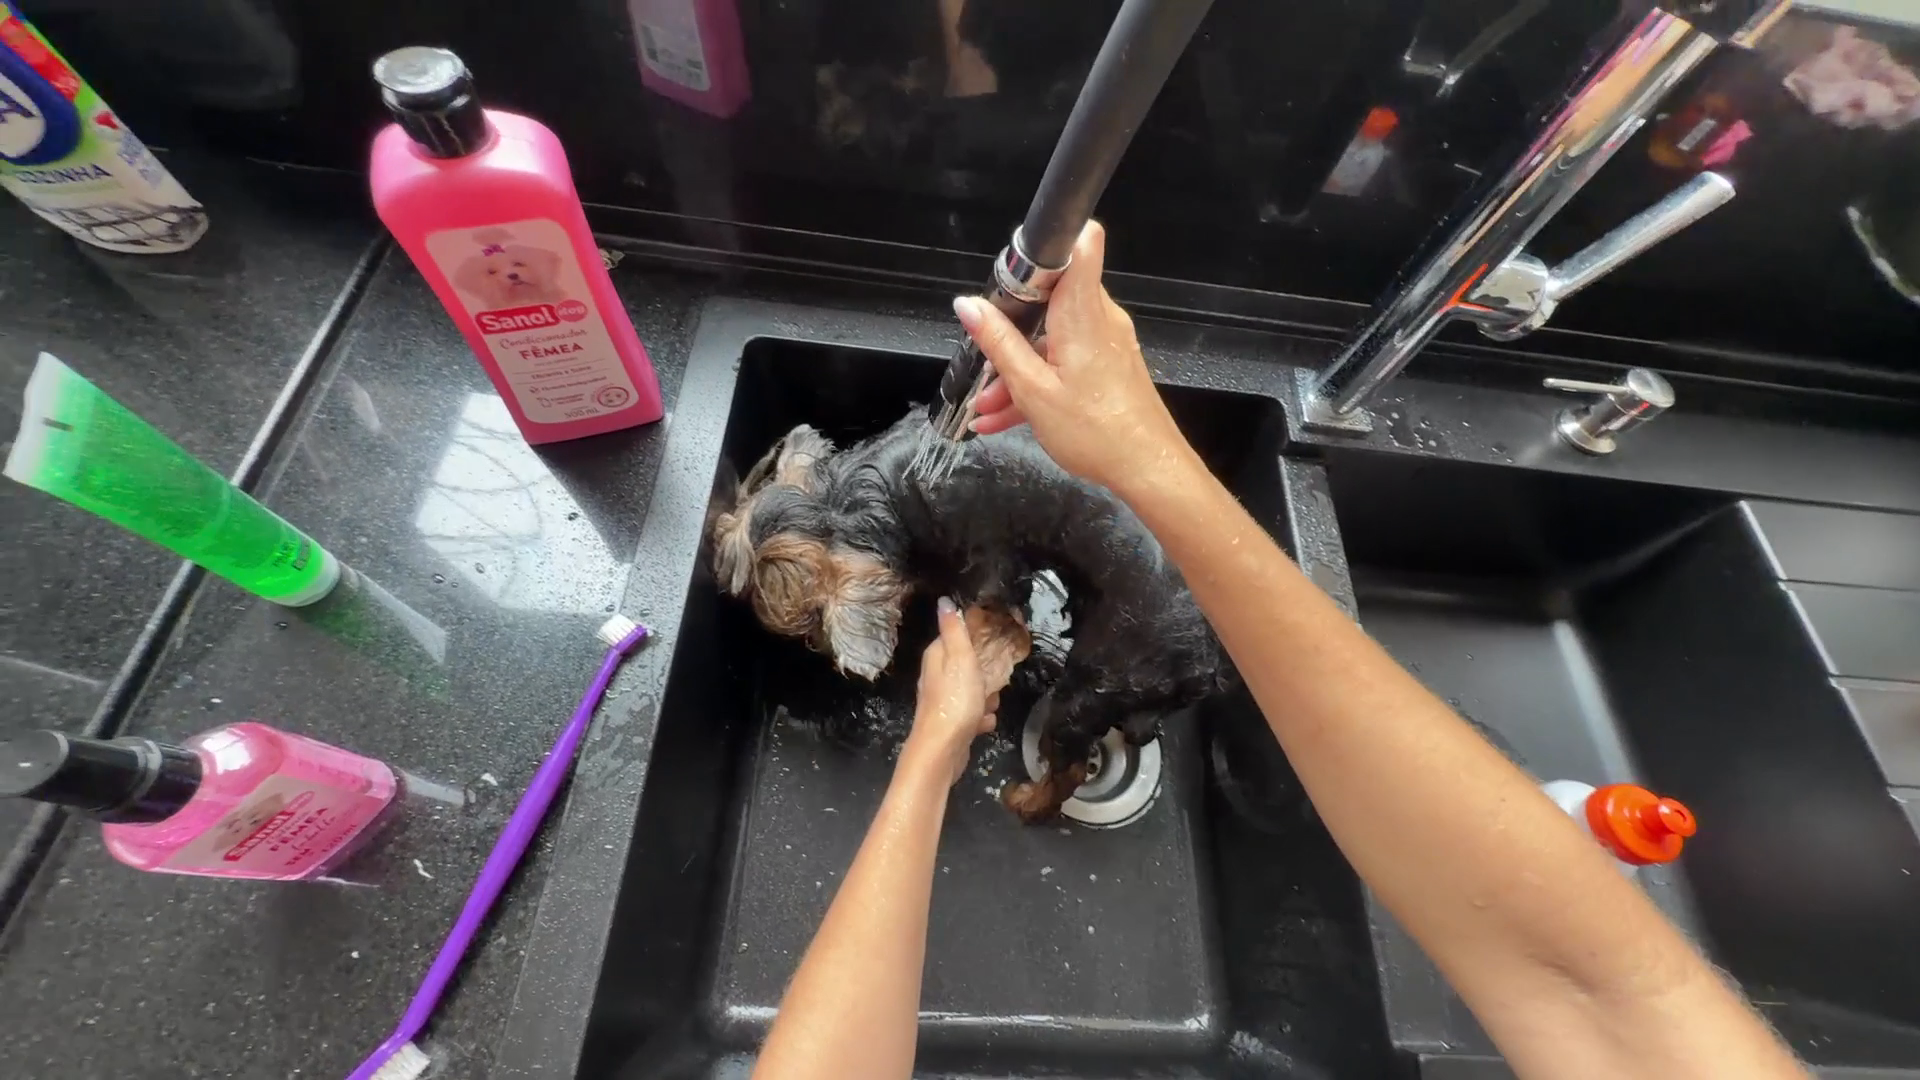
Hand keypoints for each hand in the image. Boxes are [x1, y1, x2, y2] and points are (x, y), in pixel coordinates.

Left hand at [905, 597, 998, 784]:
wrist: (943, 750)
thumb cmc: (955, 700)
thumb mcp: (959, 658)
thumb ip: (954, 630)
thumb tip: (944, 600)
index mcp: (936, 656)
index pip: (957, 635)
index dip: (978, 636)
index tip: (997, 639)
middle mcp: (936, 675)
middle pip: (968, 663)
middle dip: (986, 671)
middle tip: (994, 678)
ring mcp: (943, 699)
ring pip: (973, 688)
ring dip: (987, 696)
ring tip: (989, 703)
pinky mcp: (951, 721)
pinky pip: (973, 711)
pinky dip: (981, 716)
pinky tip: (984, 722)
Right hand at [954, 221, 1192, 495]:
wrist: (1147, 469)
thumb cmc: (1096, 431)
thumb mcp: (1032, 390)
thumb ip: (998, 344)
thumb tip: (969, 305)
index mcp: (1082, 313)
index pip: (1079, 243)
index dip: (1045, 245)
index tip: (1010, 274)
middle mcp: (1099, 320)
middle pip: (1050, 301)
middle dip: (1010, 330)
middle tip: (983, 360)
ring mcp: (1105, 344)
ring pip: (1051, 341)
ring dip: (1016, 370)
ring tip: (985, 407)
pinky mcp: (1108, 367)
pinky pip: (1064, 364)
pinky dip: (1037, 384)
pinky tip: (1003, 418)